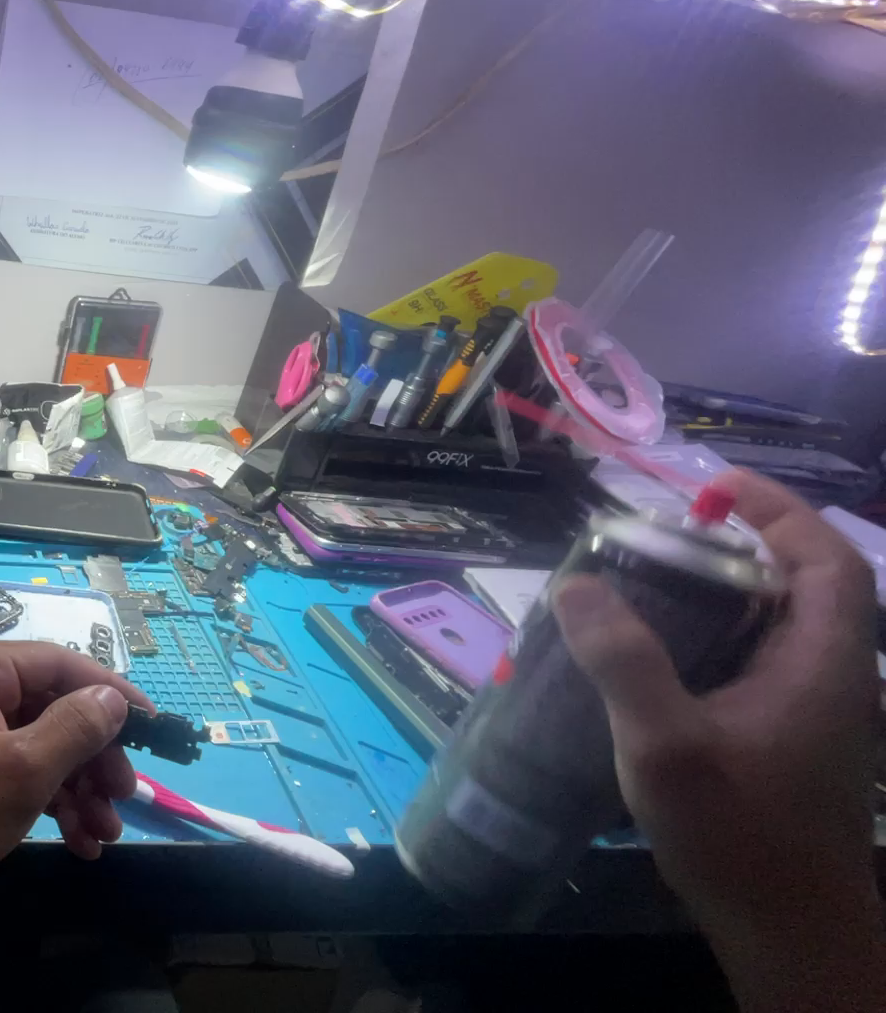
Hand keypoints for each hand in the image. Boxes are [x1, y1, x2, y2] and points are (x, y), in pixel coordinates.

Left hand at [0, 638, 153, 923]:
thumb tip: (113, 697)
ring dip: (79, 788)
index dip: (110, 692)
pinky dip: (52, 801)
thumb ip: (75, 727)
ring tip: (104, 834)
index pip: (58, 663)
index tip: (154, 726)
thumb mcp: (22, 770)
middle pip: (53, 706)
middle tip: (124, 797)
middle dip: (93, 756)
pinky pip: (20, 769)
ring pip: (42, 743)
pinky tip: (81, 843)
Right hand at [552, 469, 883, 1009]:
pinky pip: (750, 658)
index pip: (828, 564)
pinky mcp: (783, 733)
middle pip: (802, 587)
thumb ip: (624, 660)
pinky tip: (647, 652)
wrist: (786, 921)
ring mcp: (812, 710)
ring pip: (773, 624)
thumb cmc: (735, 830)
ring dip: (716, 589)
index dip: (780, 513)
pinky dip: (705, 631)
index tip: (711, 488)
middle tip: (652, 537)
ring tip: (637, 584)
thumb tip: (576, 583)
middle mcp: (833, 679)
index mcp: (827, 668)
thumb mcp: (666, 742)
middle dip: (736, 546)